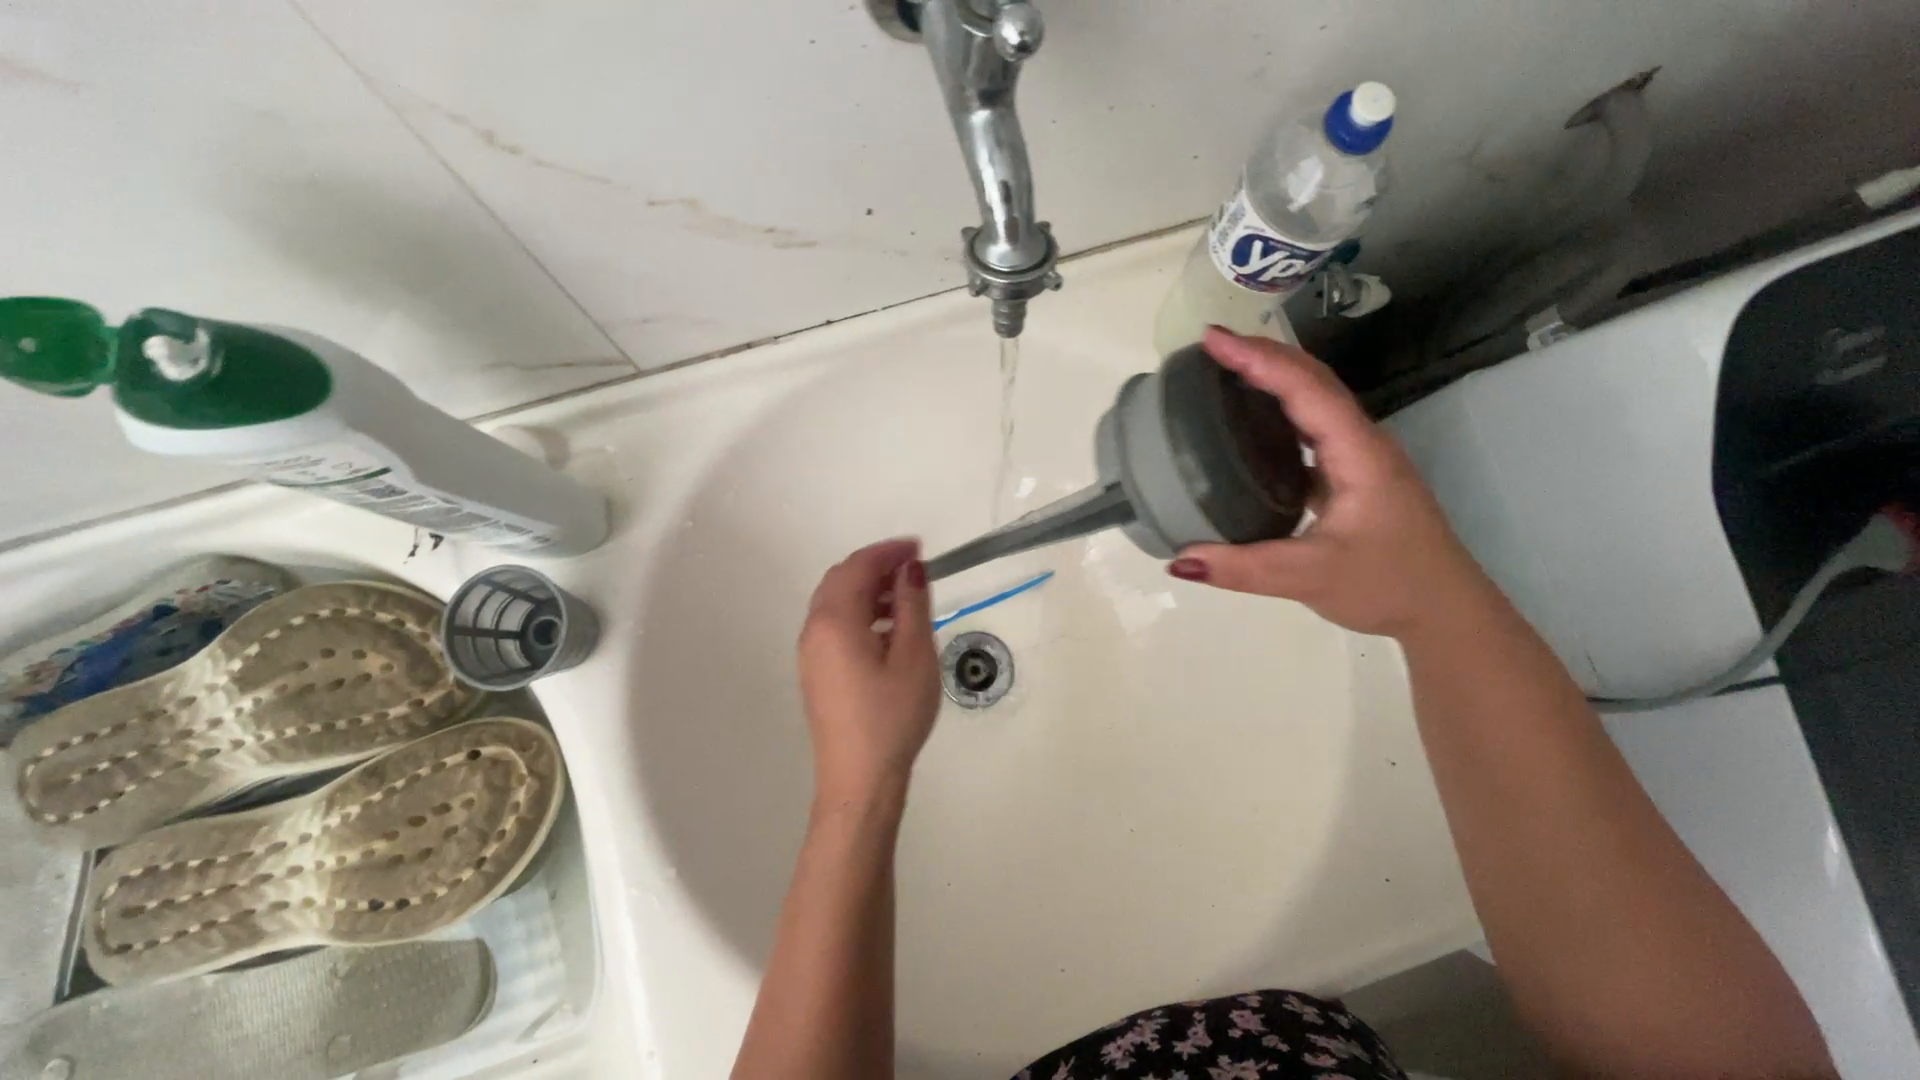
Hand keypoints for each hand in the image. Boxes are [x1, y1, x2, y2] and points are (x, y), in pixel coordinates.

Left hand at [798, 538, 941, 804]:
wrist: (860, 778)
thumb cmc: (893, 715)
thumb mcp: (914, 655)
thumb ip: (912, 605)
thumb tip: (910, 569)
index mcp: (835, 620)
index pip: (858, 567)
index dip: (889, 551)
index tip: (920, 548)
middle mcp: (814, 630)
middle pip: (840, 580)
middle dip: (876, 566)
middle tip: (913, 568)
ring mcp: (810, 653)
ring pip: (835, 603)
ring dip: (867, 590)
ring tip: (906, 598)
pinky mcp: (816, 673)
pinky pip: (834, 626)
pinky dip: (859, 613)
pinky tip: (887, 630)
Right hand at [1168, 328, 1494, 639]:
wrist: (1444, 611)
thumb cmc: (1389, 585)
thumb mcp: (1312, 578)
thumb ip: (1244, 569)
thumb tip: (1178, 560)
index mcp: (1358, 453)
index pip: (1305, 389)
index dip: (1258, 360)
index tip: (1212, 341)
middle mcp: (1361, 444)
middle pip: (1313, 381)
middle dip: (1263, 355)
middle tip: (1211, 346)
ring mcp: (1360, 460)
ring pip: (1315, 402)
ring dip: (1273, 379)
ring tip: (1226, 372)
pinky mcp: (1352, 479)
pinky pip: (1312, 431)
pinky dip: (1279, 413)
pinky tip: (1251, 425)